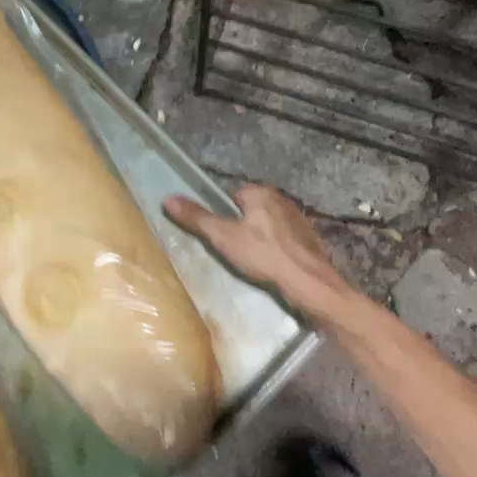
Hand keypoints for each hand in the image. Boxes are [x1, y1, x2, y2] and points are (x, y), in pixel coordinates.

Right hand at [164, 185, 348, 312]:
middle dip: (244, 228)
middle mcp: (281, 198)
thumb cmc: (263, 255)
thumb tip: (167, 199)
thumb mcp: (223, 236)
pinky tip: (275, 266)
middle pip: (251, 211)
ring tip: (256, 262)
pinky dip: (278, 250)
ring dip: (262, 239)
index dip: (226, 218)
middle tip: (238, 252)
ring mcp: (298, 218)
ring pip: (269, 226)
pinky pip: (284, 240)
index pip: (233, 197)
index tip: (225, 238)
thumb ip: (196, 218)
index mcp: (260, 192)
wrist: (309, 283)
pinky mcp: (309, 238)